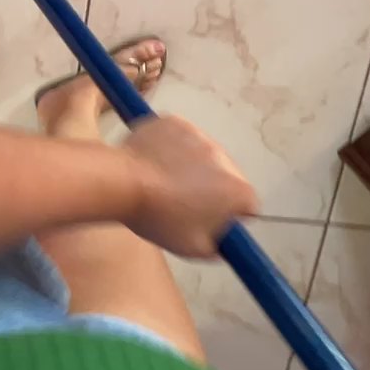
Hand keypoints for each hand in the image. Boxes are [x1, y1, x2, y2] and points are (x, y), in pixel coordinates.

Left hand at [121, 116, 255, 257]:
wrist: (121, 182)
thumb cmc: (159, 218)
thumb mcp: (194, 248)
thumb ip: (220, 244)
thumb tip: (222, 237)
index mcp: (238, 189)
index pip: (248, 205)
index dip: (229, 215)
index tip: (206, 219)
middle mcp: (226, 156)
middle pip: (226, 176)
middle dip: (211, 187)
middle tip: (180, 200)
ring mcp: (199, 134)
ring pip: (202, 154)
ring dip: (191, 164)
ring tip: (162, 179)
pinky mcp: (174, 121)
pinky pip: (180, 136)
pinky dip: (171, 146)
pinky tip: (154, 160)